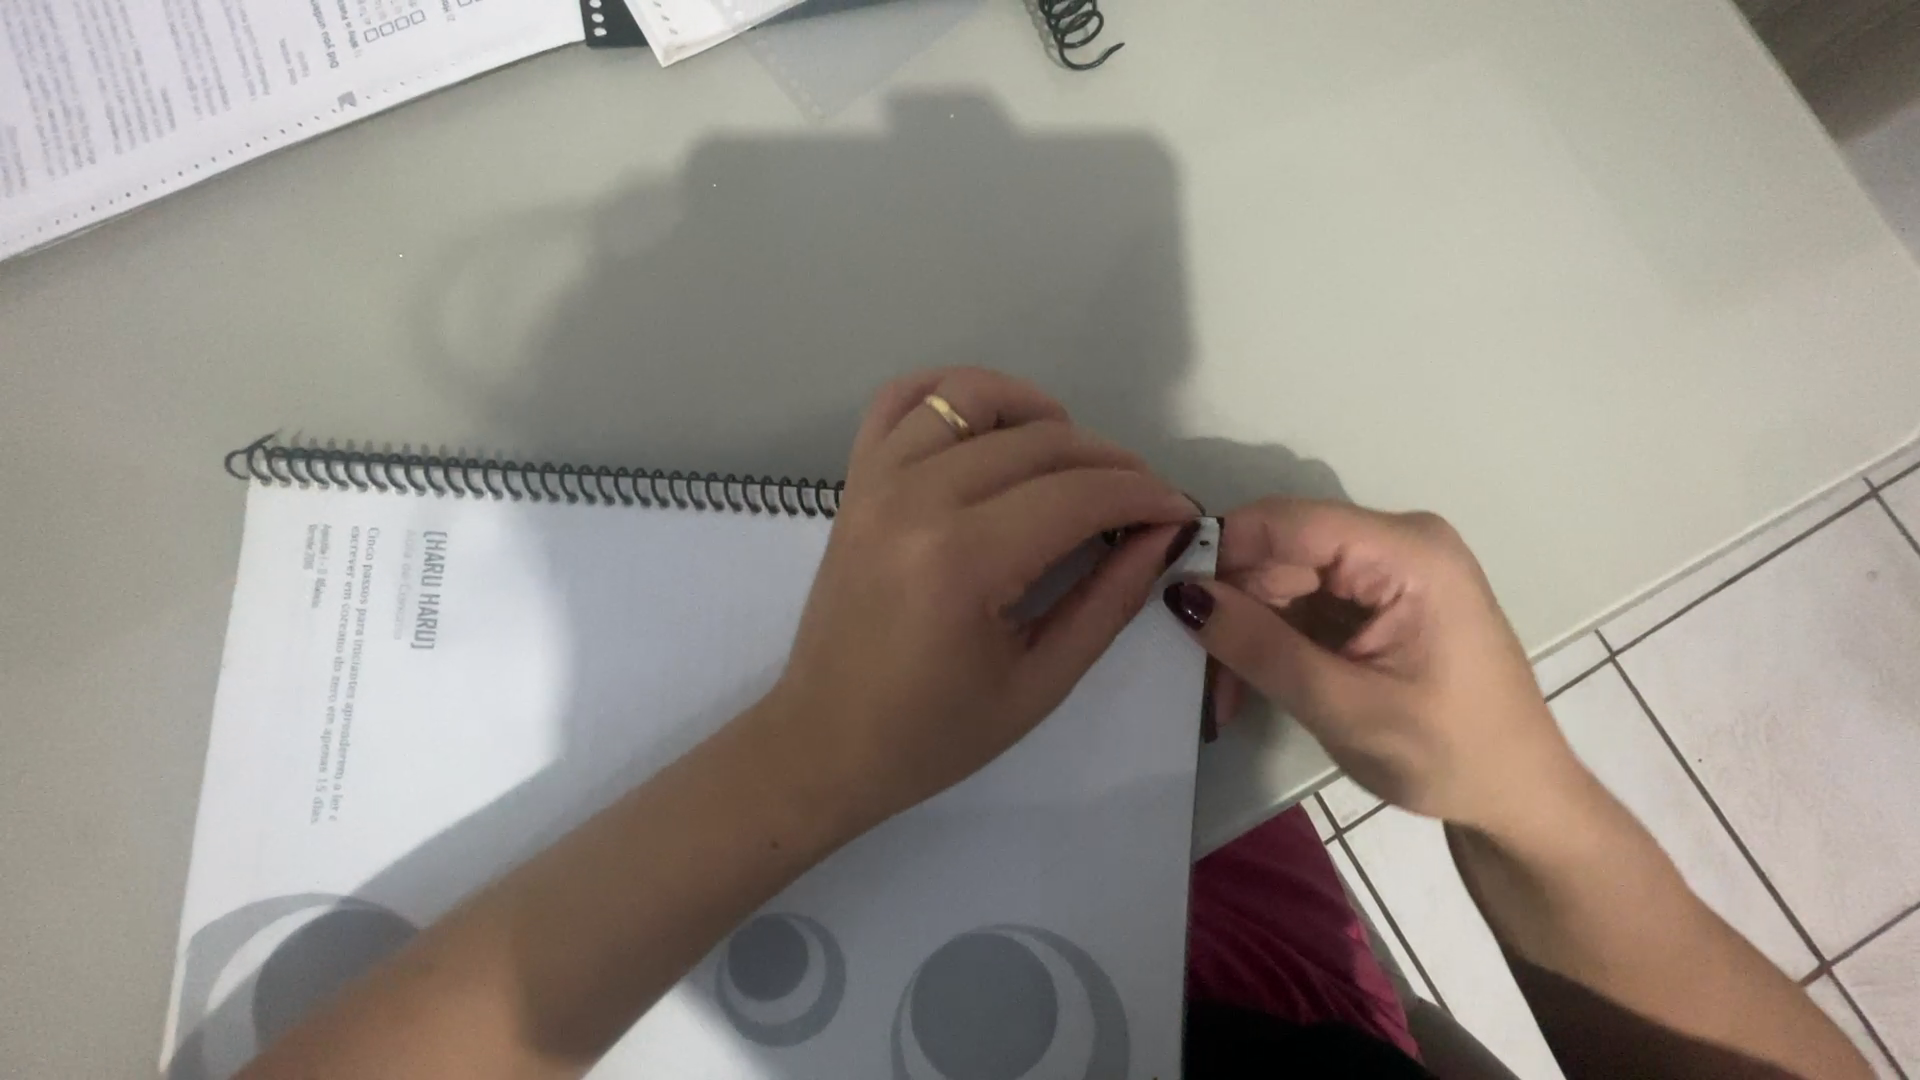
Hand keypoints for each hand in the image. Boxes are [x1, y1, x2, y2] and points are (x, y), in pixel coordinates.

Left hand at [768, 368, 1199, 828]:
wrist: (824, 742)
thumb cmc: (933, 734)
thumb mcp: (1039, 684)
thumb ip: (1108, 601)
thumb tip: (1163, 534)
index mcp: (963, 562)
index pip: (1076, 496)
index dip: (1141, 495)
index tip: (1177, 509)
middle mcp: (915, 500)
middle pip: (1037, 443)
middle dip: (1108, 461)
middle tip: (1139, 497)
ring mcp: (875, 482)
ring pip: (970, 396)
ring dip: (1035, 411)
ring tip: (1068, 454)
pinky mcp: (854, 483)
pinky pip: (899, 400)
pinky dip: (950, 392)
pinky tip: (988, 424)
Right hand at [1163, 498, 1585, 834]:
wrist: (1517, 799)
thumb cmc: (1450, 755)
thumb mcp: (1344, 706)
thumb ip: (1260, 646)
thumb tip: (1179, 594)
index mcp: (1407, 553)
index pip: (1285, 521)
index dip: (1219, 549)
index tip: (1164, 596)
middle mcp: (1392, 543)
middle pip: (1276, 550)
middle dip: (1229, 606)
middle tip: (1195, 672)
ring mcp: (1380, 570)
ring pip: (1276, 577)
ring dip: (1241, 630)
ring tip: (1220, 695)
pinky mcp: (1368, 598)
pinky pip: (1294, 600)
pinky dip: (1264, 639)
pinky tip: (1244, 682)